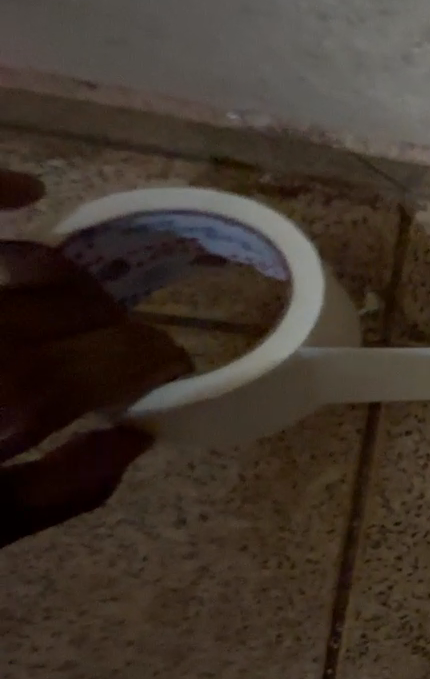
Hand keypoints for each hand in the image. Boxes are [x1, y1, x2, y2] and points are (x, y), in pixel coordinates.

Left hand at [1, 239, 192, 547]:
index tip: (166, 374)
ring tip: (66, 293)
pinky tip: (23, 190)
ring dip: (64, 278)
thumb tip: (134, 437)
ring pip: (32, 266)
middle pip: (85, 307)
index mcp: (14, 399)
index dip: (160, 361)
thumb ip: (62, 489)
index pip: (130, 354)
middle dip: (115, 324)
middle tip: (111, 347)